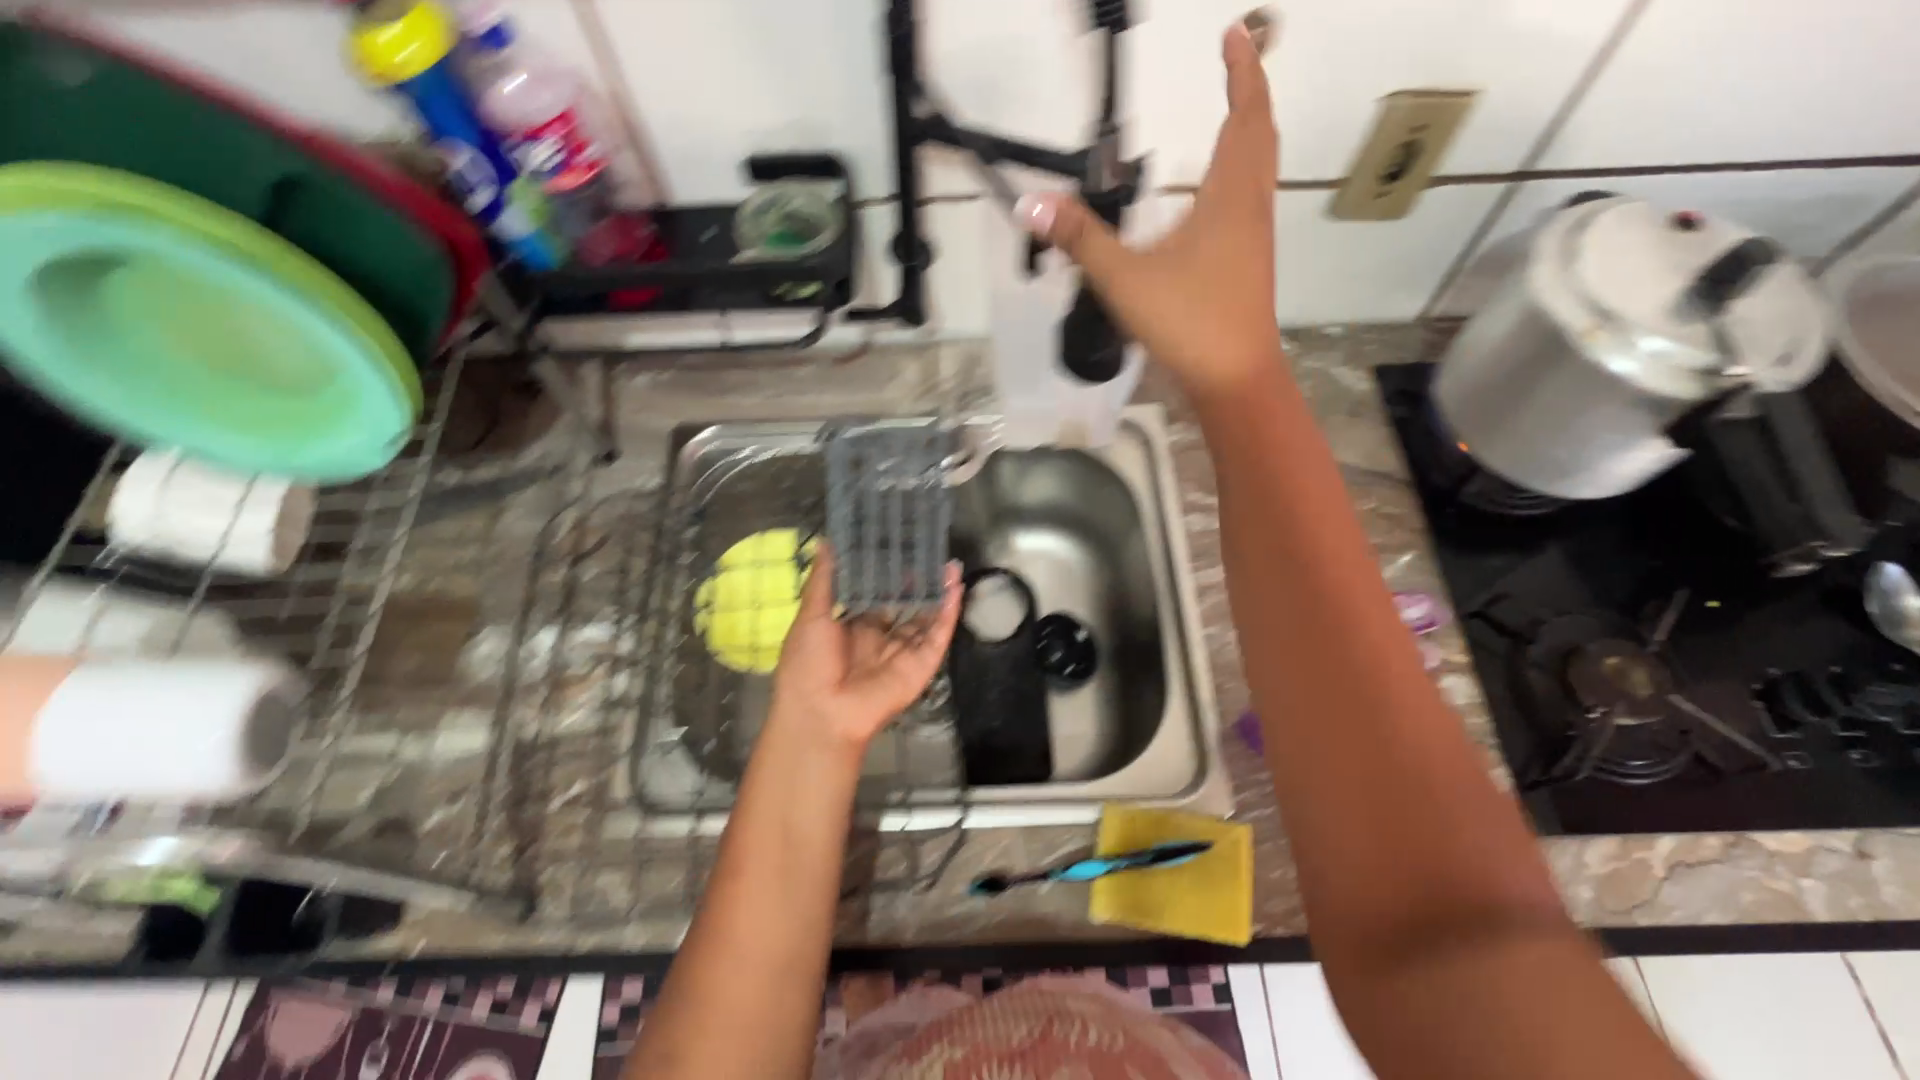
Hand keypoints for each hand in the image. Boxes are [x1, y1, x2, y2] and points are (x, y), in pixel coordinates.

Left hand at [767, 545, 962, 752]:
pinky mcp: (920, 666)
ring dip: (939, 593)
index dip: (886, 572)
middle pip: (905, 605)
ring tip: (949, 564)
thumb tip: (826, 541)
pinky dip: (949, 613)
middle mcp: (880, 639)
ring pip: (926, 619)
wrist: (821, 716)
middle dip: (916, 581)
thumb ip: (824, 579)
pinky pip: (938, 637)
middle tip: (926, 549)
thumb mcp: (810, 616)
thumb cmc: (807, 666)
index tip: (896, 543)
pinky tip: (956, 588)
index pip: (875, 595)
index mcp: (852, 628)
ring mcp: (902, 653)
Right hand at [1015, 23, 1279, 397]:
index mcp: (1229, 197)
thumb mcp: (1124, 279)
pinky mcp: (1249, 263)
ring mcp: (1254, 237)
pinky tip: (1215, 193)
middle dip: (1249, 93)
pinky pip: (1252, 197)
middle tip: (1234, 63)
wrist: (1235, 379)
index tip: (1236, 34)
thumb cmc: (1188, 322)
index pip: (1244, 116)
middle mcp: (1250, 208)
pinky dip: (1241, 172)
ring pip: (1261, 168)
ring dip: (1249, 133)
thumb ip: (1080, 238)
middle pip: (1261, 136)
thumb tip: (1033, 203)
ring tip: (1229, 113)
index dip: (1243, 72)